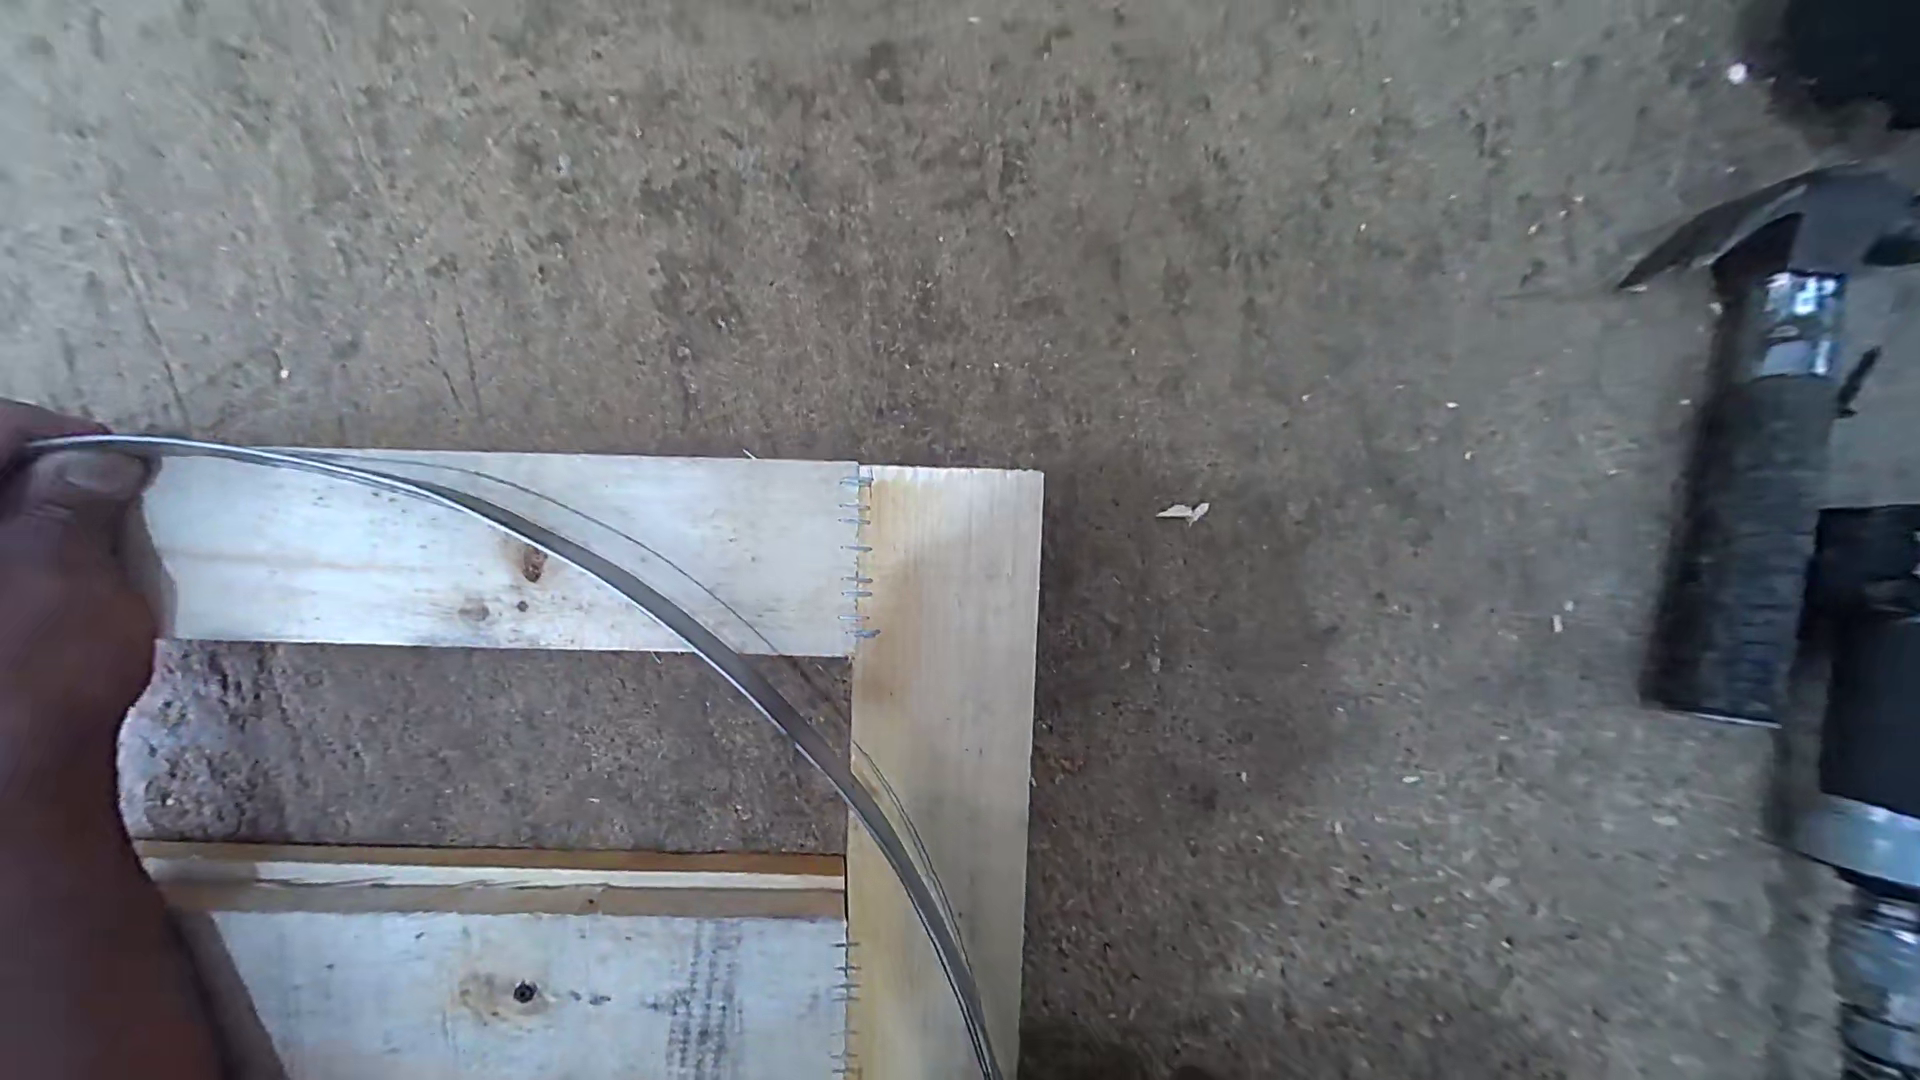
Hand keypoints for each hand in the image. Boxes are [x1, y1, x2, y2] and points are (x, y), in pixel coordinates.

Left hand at [0, 402, 154, 792]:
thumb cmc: (32, 668)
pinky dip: (18, 541)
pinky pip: (0, 550)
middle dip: (35, 465)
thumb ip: (73, 506)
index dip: (44, 431)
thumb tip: (98, 455)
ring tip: (87, 523)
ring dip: (27, 504)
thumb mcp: (70, 578)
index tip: (118, 453)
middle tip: (108, 483)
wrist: (1, 768)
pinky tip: (51, 560)